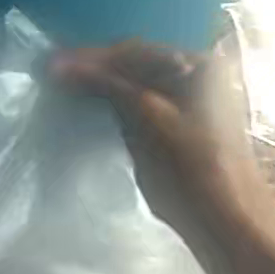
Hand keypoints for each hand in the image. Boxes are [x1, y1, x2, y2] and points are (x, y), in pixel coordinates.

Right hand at [51, 40, 269, 251]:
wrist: (225, 222)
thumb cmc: (193, 163)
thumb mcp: (147, 113)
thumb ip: (103, 83)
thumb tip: (54, 63)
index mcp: (199, 65)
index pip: (133, 51)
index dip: (89, 56)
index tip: (51, 62)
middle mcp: (193, 75)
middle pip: (130, 64)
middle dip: (90, 68)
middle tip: (49, 72)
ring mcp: (183, 101)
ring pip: (128, 83)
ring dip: (94, 83)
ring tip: (58, 83)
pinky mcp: (170, 124)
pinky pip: (132, 102)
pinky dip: (106, 100)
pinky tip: (80, 101)